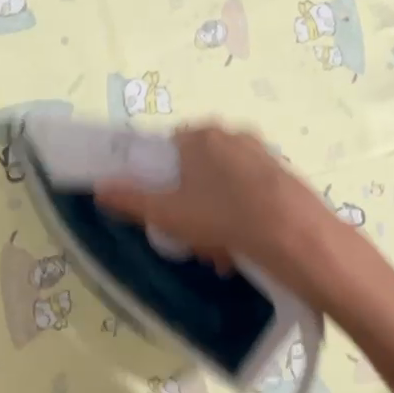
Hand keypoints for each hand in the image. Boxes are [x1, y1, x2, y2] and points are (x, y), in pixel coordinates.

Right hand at [94, 124, 334, 272]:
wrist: (294, 235)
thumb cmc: (221, 217)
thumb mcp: (167, 213)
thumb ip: (130, 199)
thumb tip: (99, 187)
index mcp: (201, 135)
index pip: (168, 149)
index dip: (161, 181)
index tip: (164, 212)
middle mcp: (233, 136)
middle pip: (197, 173)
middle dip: (191, 211)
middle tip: (193, 243)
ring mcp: (262, 155)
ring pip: (225, 190)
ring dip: (216, 224)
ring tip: (219, 257)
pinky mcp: (284, 178)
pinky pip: (251, 199)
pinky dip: (242, 223)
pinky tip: (242, 252)